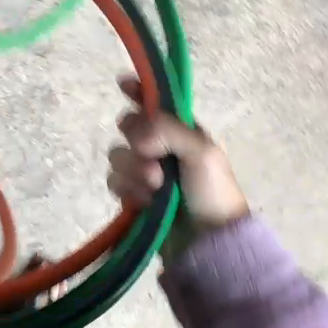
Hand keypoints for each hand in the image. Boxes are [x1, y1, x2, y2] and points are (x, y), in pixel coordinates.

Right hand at [107, 76, 247, 252]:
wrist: (210, 244)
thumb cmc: (213, 192)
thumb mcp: (202, 151)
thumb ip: (167, 129)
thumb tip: (136, 138)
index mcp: (181, 130)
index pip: (154, 102)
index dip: (137, 90)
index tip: (122, 84)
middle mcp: (161, 147)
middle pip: (128, 127)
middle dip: (136, 140)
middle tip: (154, 157)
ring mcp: (146, 172)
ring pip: (118, 156)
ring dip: (135, 171)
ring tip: (156, 188)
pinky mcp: (134, 196)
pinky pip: (115, 181)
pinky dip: (128, 190)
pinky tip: (145, 202)